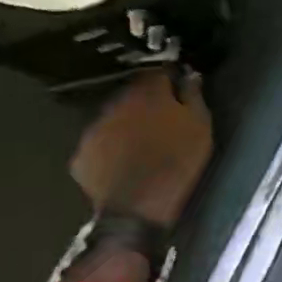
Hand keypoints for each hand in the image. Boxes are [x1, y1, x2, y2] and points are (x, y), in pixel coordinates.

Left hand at [69, 67, 211, 226]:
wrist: (139, 209)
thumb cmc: (178, 162)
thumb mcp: (200, 125)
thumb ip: (193, 94)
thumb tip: (190, 74)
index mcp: (148, 91)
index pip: (158, 72)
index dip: (170, 79)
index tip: (178, 89)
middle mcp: (116, 103)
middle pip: (133, 93)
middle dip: (145, 101)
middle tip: (160, 120)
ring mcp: (94, 129)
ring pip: (113, 117)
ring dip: (125, 123)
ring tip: (140, 142)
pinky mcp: (81, 155)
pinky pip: (99, 143)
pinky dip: (108, 147)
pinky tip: (120, 161)